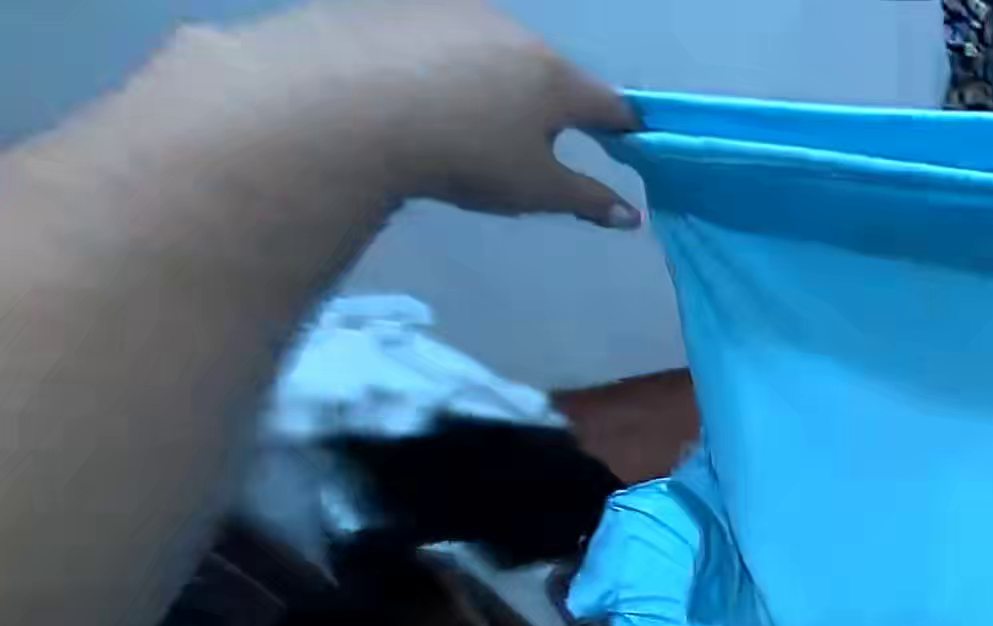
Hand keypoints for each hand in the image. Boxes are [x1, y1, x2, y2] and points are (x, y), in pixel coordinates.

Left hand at [136, 0, 638, 225]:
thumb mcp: (540, 191)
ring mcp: (454, 11)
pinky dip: (455, 68)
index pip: (612, 105)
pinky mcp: (400, 5)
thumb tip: (632, 216)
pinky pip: (447, 40)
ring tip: (479, 123)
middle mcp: (514, 32)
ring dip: (507, 83)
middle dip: (561, 106)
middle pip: (556, 74)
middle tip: (546, 146)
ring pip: (501, 52)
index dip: (628, 131)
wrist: (339, 106)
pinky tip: (431, 98)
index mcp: (557, 78)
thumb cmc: (467, 156)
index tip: (629, 151)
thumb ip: (591, 200)